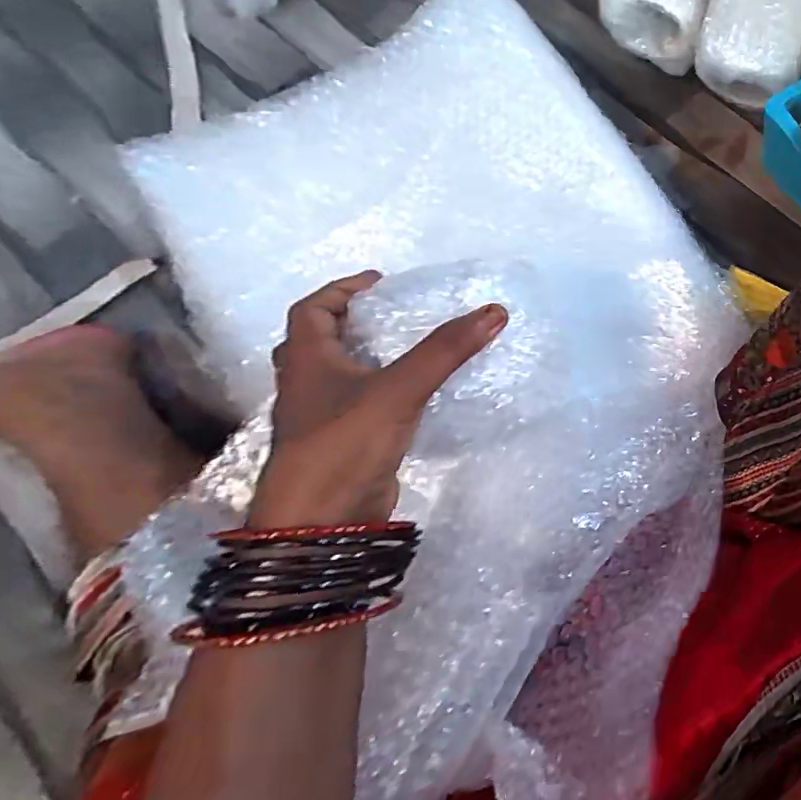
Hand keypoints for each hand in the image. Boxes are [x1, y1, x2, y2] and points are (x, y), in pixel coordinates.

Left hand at [250, 271, 506, 527]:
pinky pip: (359, 402)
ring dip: (364, 356)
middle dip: (350, 321)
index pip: (310, 309)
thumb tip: (494, 310)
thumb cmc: (346, 441)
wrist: (323, 518)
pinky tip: (412, 393)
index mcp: (306, 361)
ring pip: (337, 374)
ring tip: (404, 347)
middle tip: (389, 313)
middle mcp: (307, 385)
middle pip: (317, 340)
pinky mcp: (343, 442)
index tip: (378, 281)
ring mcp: (322, 417)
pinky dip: (381, 388)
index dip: (341, 289)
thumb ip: (446, 350)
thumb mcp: (400, 388)